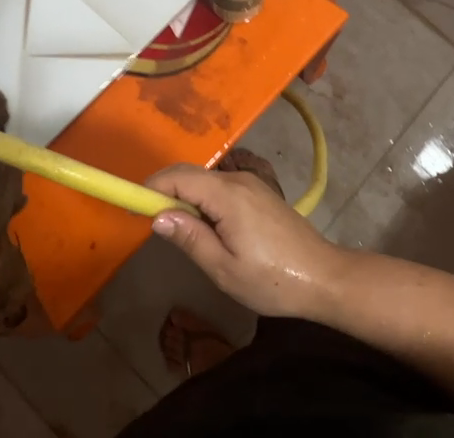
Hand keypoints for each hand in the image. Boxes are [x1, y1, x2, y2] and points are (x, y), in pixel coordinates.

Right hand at [145, 163, 351, 319]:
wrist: (323, 277)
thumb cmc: (271, 280)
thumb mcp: (224, 268)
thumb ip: (190, 238)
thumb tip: (157, 216)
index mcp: (228, 195)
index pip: (179, 177)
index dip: (150, 188)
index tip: (130, 208)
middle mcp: (239, 180)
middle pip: (191, 173)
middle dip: (164, 190)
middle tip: (146, 221)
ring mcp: (252, 185)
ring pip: (206, 180)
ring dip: (184, 196)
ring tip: (174, 229)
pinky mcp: (260, 194)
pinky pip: (221, 187)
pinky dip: (203, 199)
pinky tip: (203, 227)